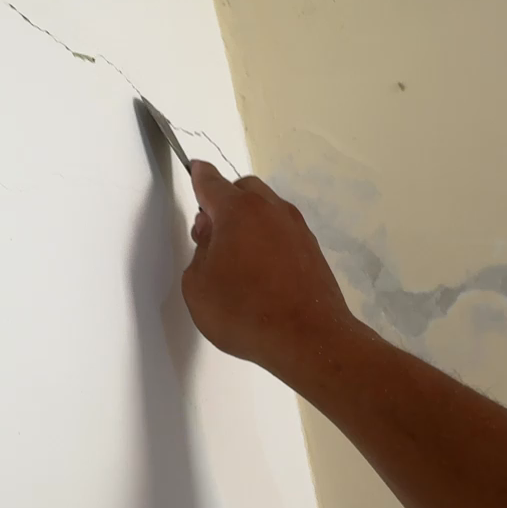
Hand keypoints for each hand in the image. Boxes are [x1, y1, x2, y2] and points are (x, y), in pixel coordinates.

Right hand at [181, 161, 362, 375]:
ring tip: (237, 260)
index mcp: (237, 211)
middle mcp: (270, 210)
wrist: (307, 338)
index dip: (198, 176)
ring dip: (248, 222)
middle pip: (243, 189)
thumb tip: (214, 241)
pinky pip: (282, 232)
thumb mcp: (197, 286)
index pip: (211, 182)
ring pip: (266, 209)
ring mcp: (296, 228)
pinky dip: (268, 240)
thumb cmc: (244, 311)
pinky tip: (261, 272)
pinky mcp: (312, 250)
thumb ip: (198, 255)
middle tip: (211, 235)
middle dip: (224, 202)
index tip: (195, 169)